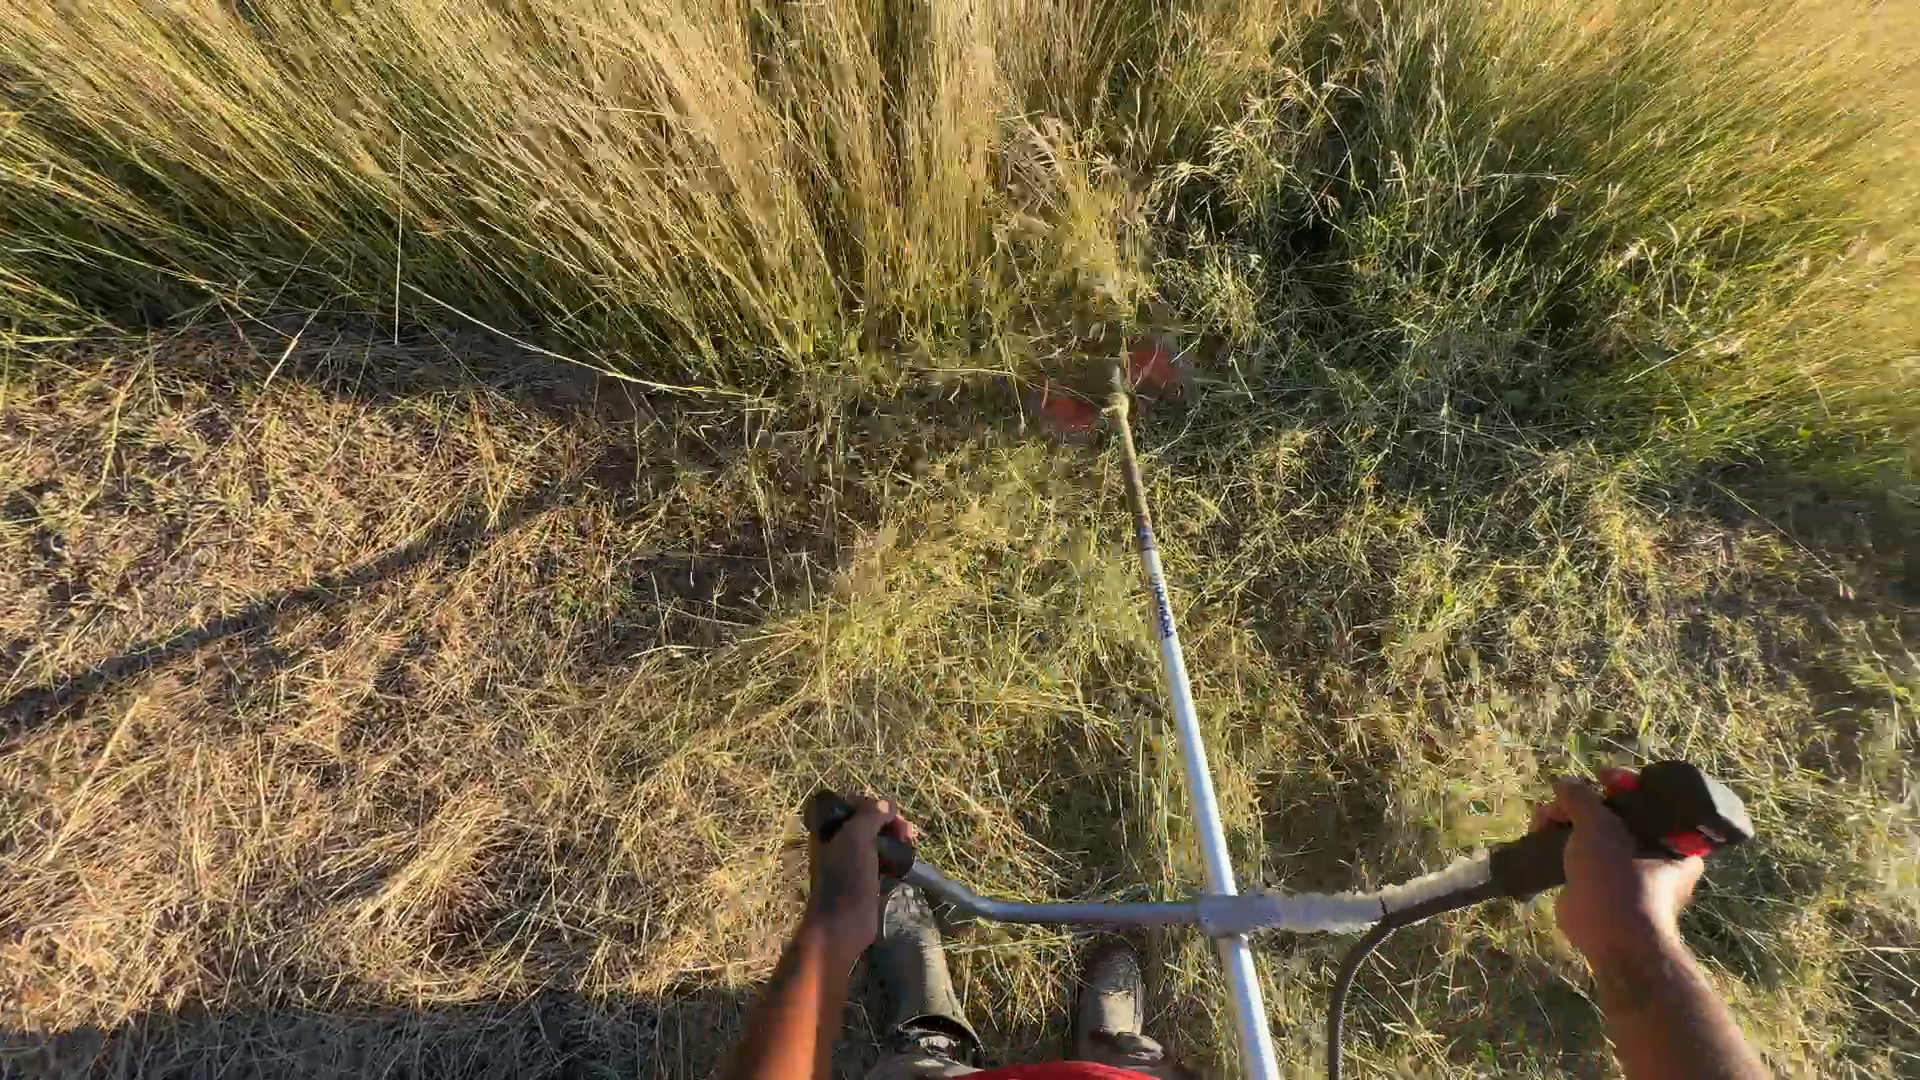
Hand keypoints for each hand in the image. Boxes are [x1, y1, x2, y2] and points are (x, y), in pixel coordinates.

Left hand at [802, 795, 914, 967]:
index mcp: (829, 830)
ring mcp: (851, 862)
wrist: (842, 924)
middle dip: (889, 822)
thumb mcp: (856, 837)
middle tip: (907, 830)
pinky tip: (906, 859)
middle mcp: (838, 843)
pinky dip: (894, 856)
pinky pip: (882, 859)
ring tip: (911, 841)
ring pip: (877, 841)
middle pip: (867, 822)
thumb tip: (887, 804)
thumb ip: (871, 815)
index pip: (852, 805)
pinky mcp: (865, 879)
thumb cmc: (846, 876)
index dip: (873, 804)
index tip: (891, 812)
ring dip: (895, 838)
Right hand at [1532, 767, 1703, 966]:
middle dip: (1578, 804)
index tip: (1600, 778)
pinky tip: (1540, 837)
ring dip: (1561, 819)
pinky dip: (1557, 839)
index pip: (1650, 800)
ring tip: (1542, 823)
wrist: (1610, 933)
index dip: (1624, 784)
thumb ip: (1581, 799)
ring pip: (1588, 829)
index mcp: (1673, 842)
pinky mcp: (1596, 879)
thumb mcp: (1600, 828)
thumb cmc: (1619, 877)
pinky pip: (1575, 848)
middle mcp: (1652, 852)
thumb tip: (1564, 783)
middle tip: (1559, 806)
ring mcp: (1622, 867)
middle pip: (1610, 812)